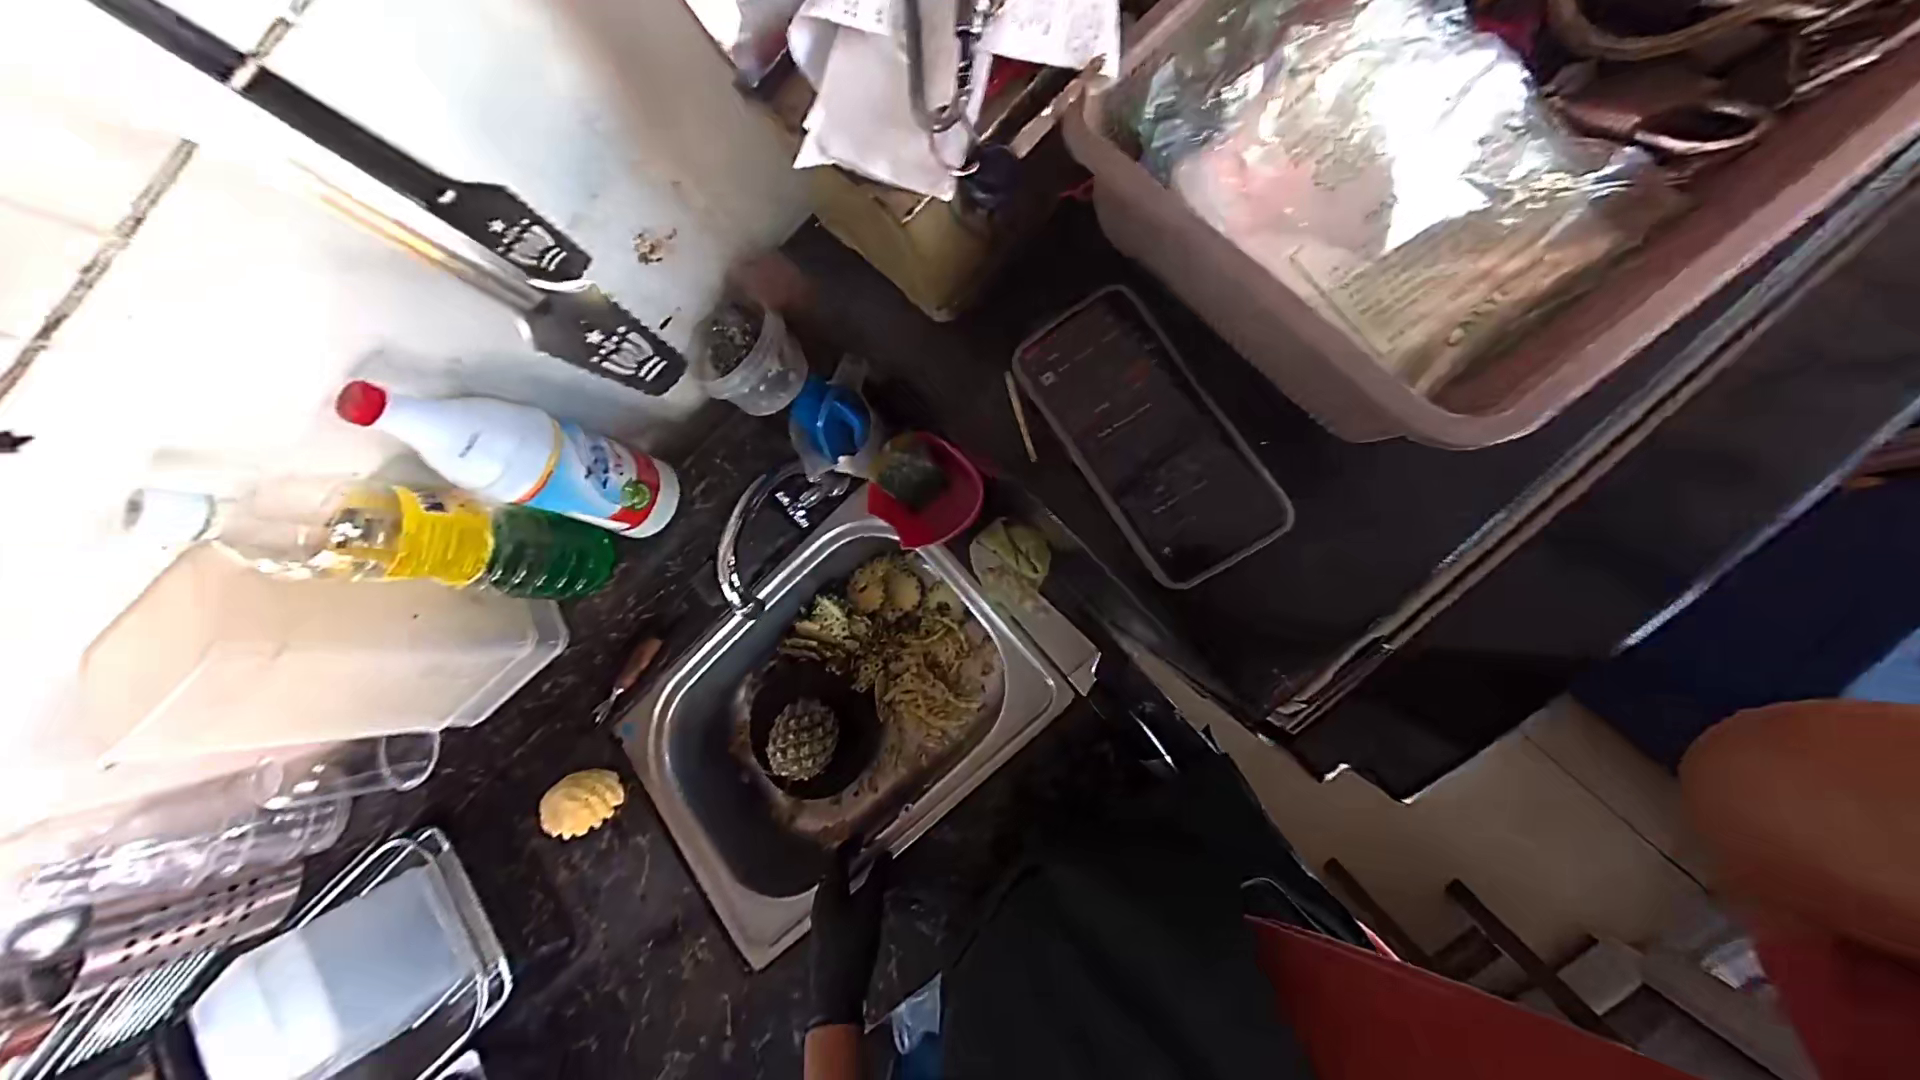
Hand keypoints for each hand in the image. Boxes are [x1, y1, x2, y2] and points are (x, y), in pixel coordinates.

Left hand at [808, 842, 890, 1028]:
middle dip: (848, 858)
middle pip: (833, 871)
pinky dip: (846, 890)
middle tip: (865, 848)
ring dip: (848, 875)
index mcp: (828, 889)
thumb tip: (884, 852)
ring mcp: (819, 918)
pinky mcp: (824, 932)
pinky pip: (835, 900)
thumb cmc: (853, 945)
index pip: (837, 857)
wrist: (834, 993)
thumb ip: (877, 879)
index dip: (850, 844)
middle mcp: (820, 899)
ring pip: (834, 887)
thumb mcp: (870, 908)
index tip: (863, 833)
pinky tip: (857, 898)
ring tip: (864, 869)